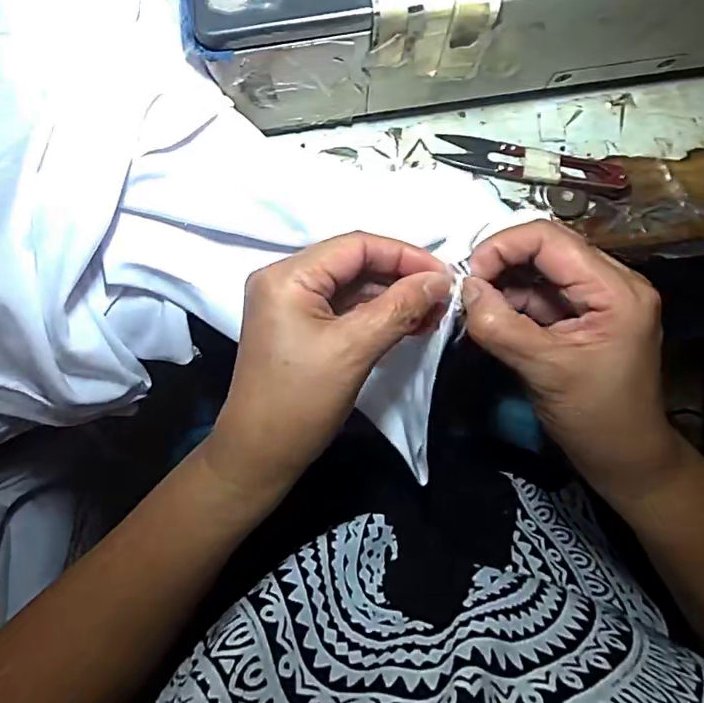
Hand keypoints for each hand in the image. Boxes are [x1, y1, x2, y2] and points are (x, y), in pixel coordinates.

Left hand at [206, 232, 453, 494]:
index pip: (356, 245)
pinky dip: (377, 312)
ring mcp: (290, 301)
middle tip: (443, 297)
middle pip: (355, 262)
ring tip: (433, 314)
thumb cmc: (300, 401)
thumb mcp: (355, 350)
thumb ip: (400, 307)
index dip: (404, 255)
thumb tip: (441, 280)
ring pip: (353, 284)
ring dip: (394, 296)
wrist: (259, 456)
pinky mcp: (299, 323)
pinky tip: (409, 323)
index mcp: (288, 275)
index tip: (444, 274)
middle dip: (402, 277)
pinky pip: (345, 305)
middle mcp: (285, 278)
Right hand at [463, 220, 692, 502]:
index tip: (469, 276)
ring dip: (505, 279)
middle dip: (501, 261)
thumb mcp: (544, 370)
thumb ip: (500, 326)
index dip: (503, 246)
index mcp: (616, 289)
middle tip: (468, 287)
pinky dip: (514, 298)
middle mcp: (613, 282)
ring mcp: (599, 297)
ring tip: (475, 302)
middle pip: (546, 247)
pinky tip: (491, 312)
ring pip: (541, 267)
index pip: (550, 239)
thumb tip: (464, 288)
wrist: (628, 461)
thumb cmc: (596, 418)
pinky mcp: (585, 313)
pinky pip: (543, 291)